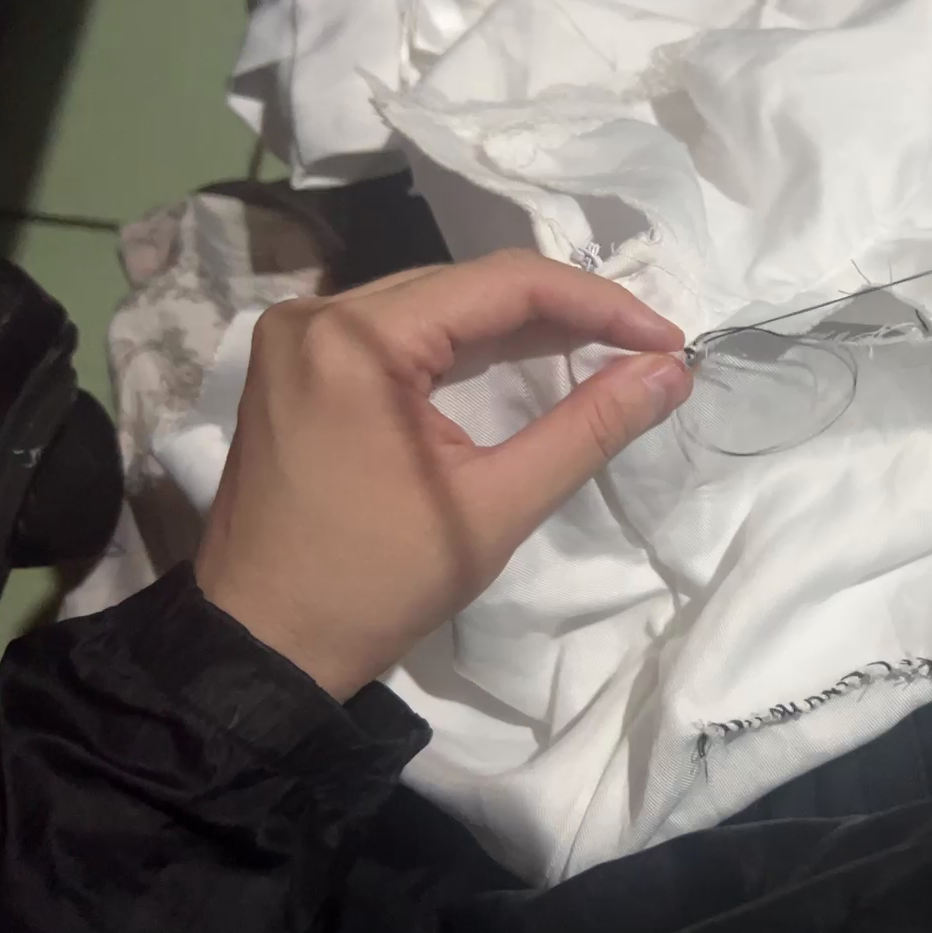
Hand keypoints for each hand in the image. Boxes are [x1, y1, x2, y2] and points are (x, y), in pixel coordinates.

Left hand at [194, 250, 691, 699]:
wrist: (261, 647)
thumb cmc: (377, 584)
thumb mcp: (498, 506)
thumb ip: (590, 429)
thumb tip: (670, 372)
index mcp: (359, 339)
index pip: (506, 284)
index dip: (601, 305)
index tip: (667, 340)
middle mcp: (323, 314)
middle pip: (476, 284)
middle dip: (573, 311)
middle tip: (645, 348)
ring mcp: (308, 335)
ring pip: (449, 302)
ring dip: (532, 324)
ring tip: (607, 350)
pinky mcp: (310, 362)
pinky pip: (416, 329)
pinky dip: (484, 343)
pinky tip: (532, 361)